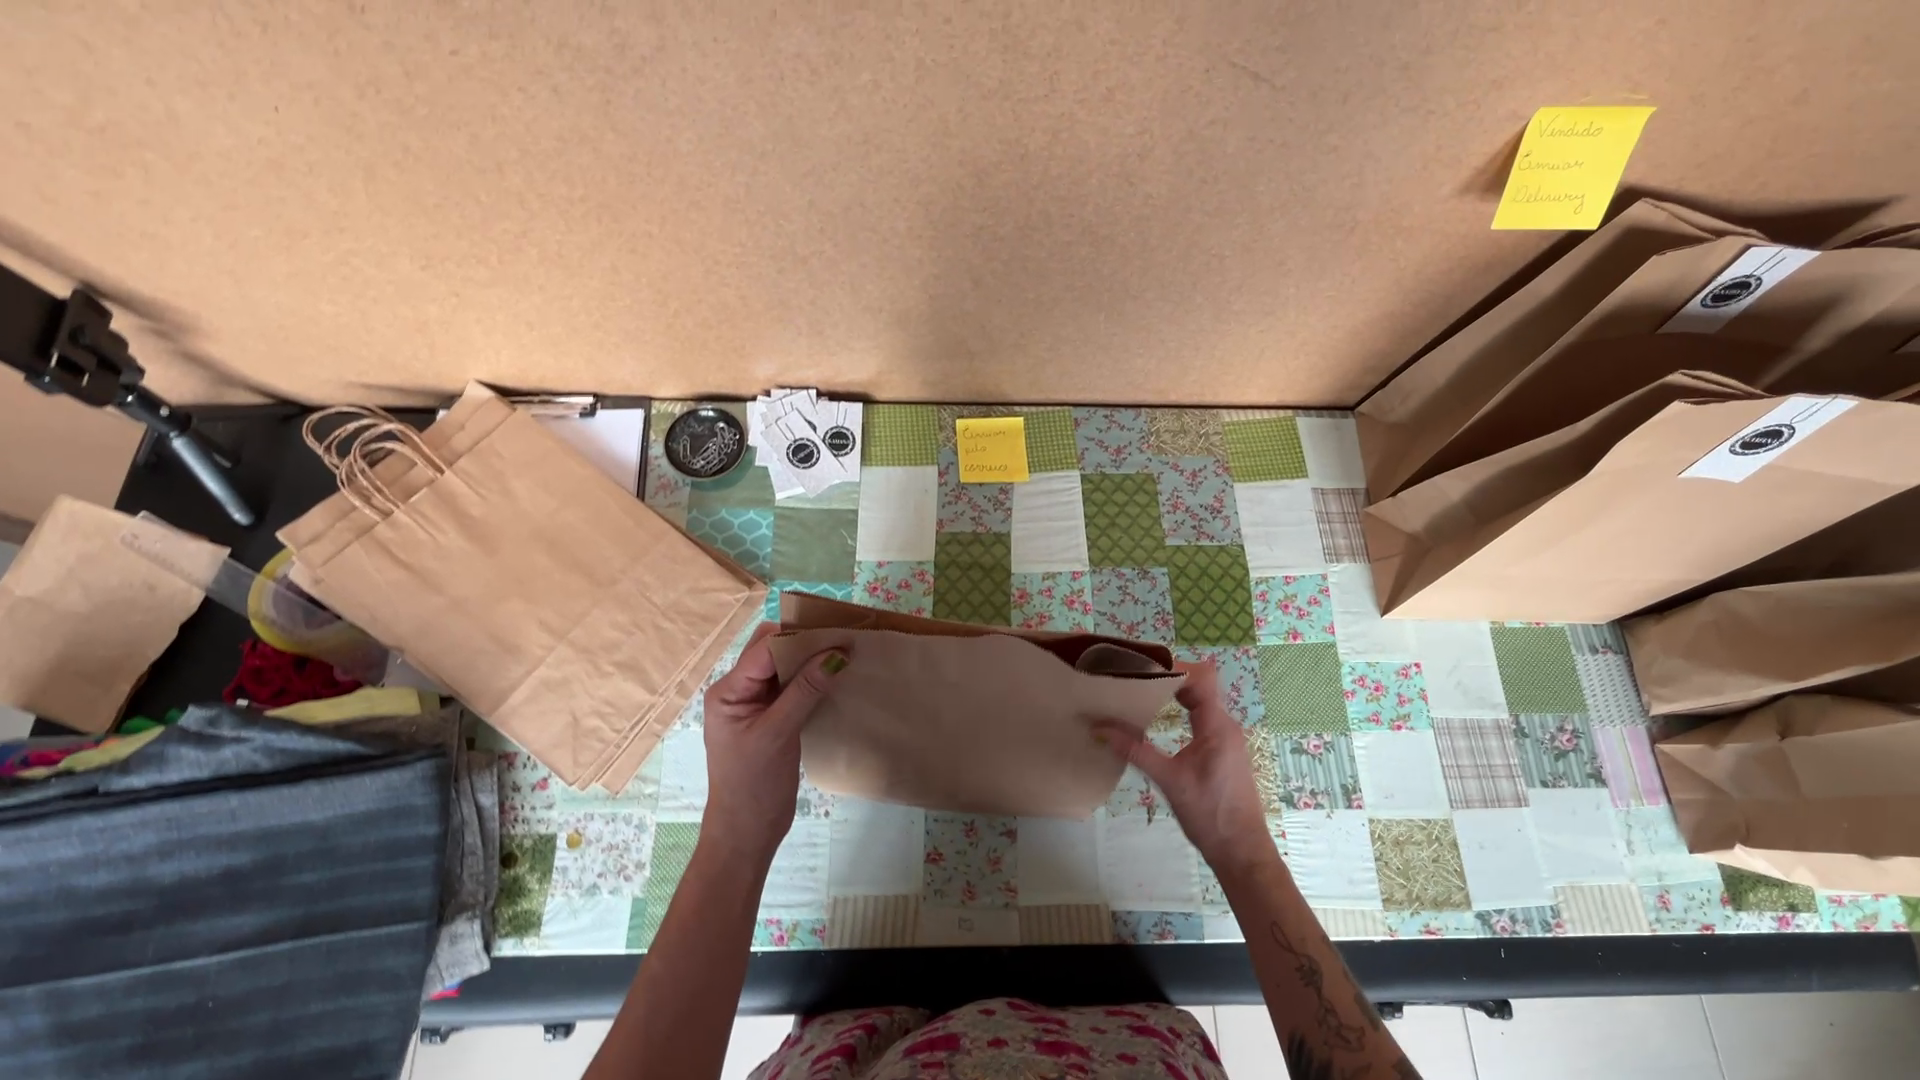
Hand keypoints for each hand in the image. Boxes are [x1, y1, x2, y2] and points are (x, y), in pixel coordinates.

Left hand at [700, 623, 846, 860]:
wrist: (746, 832)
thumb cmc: (753, 785)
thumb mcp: (779, 734)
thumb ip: (806, 690)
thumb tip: (837, 654)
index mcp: (728, 690)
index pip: (765, 648)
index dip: (800, 636)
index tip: (838, 632)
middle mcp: (739, 690)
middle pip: (773, 650)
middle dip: (806, 642)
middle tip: (845, 639)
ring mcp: (756, 704)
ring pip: (785, 667)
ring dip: (811, 659)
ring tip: (846, 653)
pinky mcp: (773, 718)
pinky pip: (792, 687)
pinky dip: (812, 679)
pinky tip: (836, 678)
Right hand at [1096, 662, 1275, 878]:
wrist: (1241, 851)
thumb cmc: (1210, 815)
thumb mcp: (1168, 780)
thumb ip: (1135, 750)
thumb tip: (1099, 728)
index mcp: (1218, 726)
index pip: (1200, 678)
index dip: (1172, 666)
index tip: (1139, 666)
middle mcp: (1225, 725)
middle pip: (1199, 684)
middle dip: (1166, 675)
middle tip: (1132, 675)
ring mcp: (1225, 737)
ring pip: (1200, 700)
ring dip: (1172, 691)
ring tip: (1137, 690)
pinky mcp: (1220, 750)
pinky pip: (1200, 716)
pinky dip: (1178, 708)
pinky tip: (1156, 716)